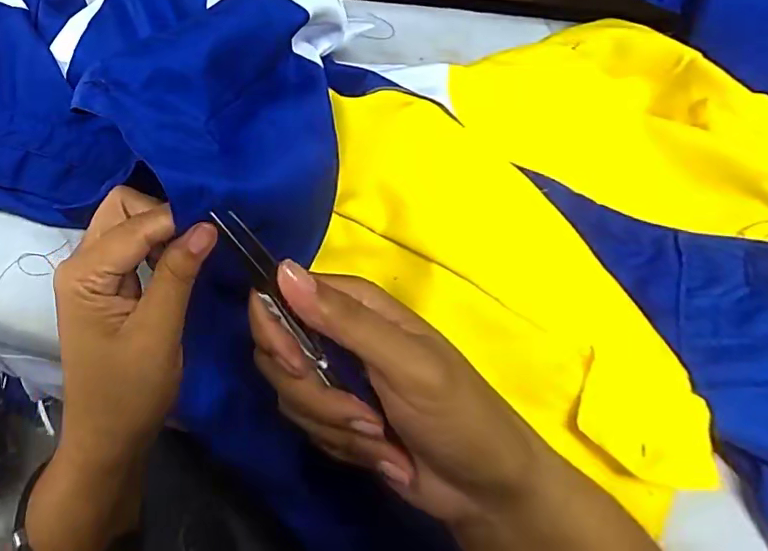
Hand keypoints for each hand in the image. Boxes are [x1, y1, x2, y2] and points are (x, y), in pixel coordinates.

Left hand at [25, 186, 216, 550]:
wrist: (106, 441)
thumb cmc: (129, 393)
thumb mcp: (158, 334)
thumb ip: (178, 275)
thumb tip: (205, 226)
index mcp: (84, 272)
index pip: (132, 223)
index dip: (173, 219)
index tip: (214, 225)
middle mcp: (79, 261)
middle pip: (120, 208)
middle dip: (159, 214)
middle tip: (198, 237)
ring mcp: (88, 271)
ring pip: (123, 221)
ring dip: (157, 228)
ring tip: (194, 246)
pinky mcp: (101, 283)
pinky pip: (127, 244)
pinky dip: (153, 244)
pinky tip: (178, 259)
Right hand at [251, 264, 654, 549]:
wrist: (493, 495)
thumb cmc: (461, 415)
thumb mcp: (408, 363)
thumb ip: (345, 319)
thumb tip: (283, 270)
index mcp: (350, 303)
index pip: (279, 295)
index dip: (274, 328)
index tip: (296, 364)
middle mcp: (332, 331)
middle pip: (275, 349)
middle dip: (312, 393)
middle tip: (362, 416)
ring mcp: (332, 374)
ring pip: (287, 390)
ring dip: (334, 425)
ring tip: (383, 438)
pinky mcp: (333, 414)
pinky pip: (304, 422)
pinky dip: (341, 444)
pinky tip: (382, 452)